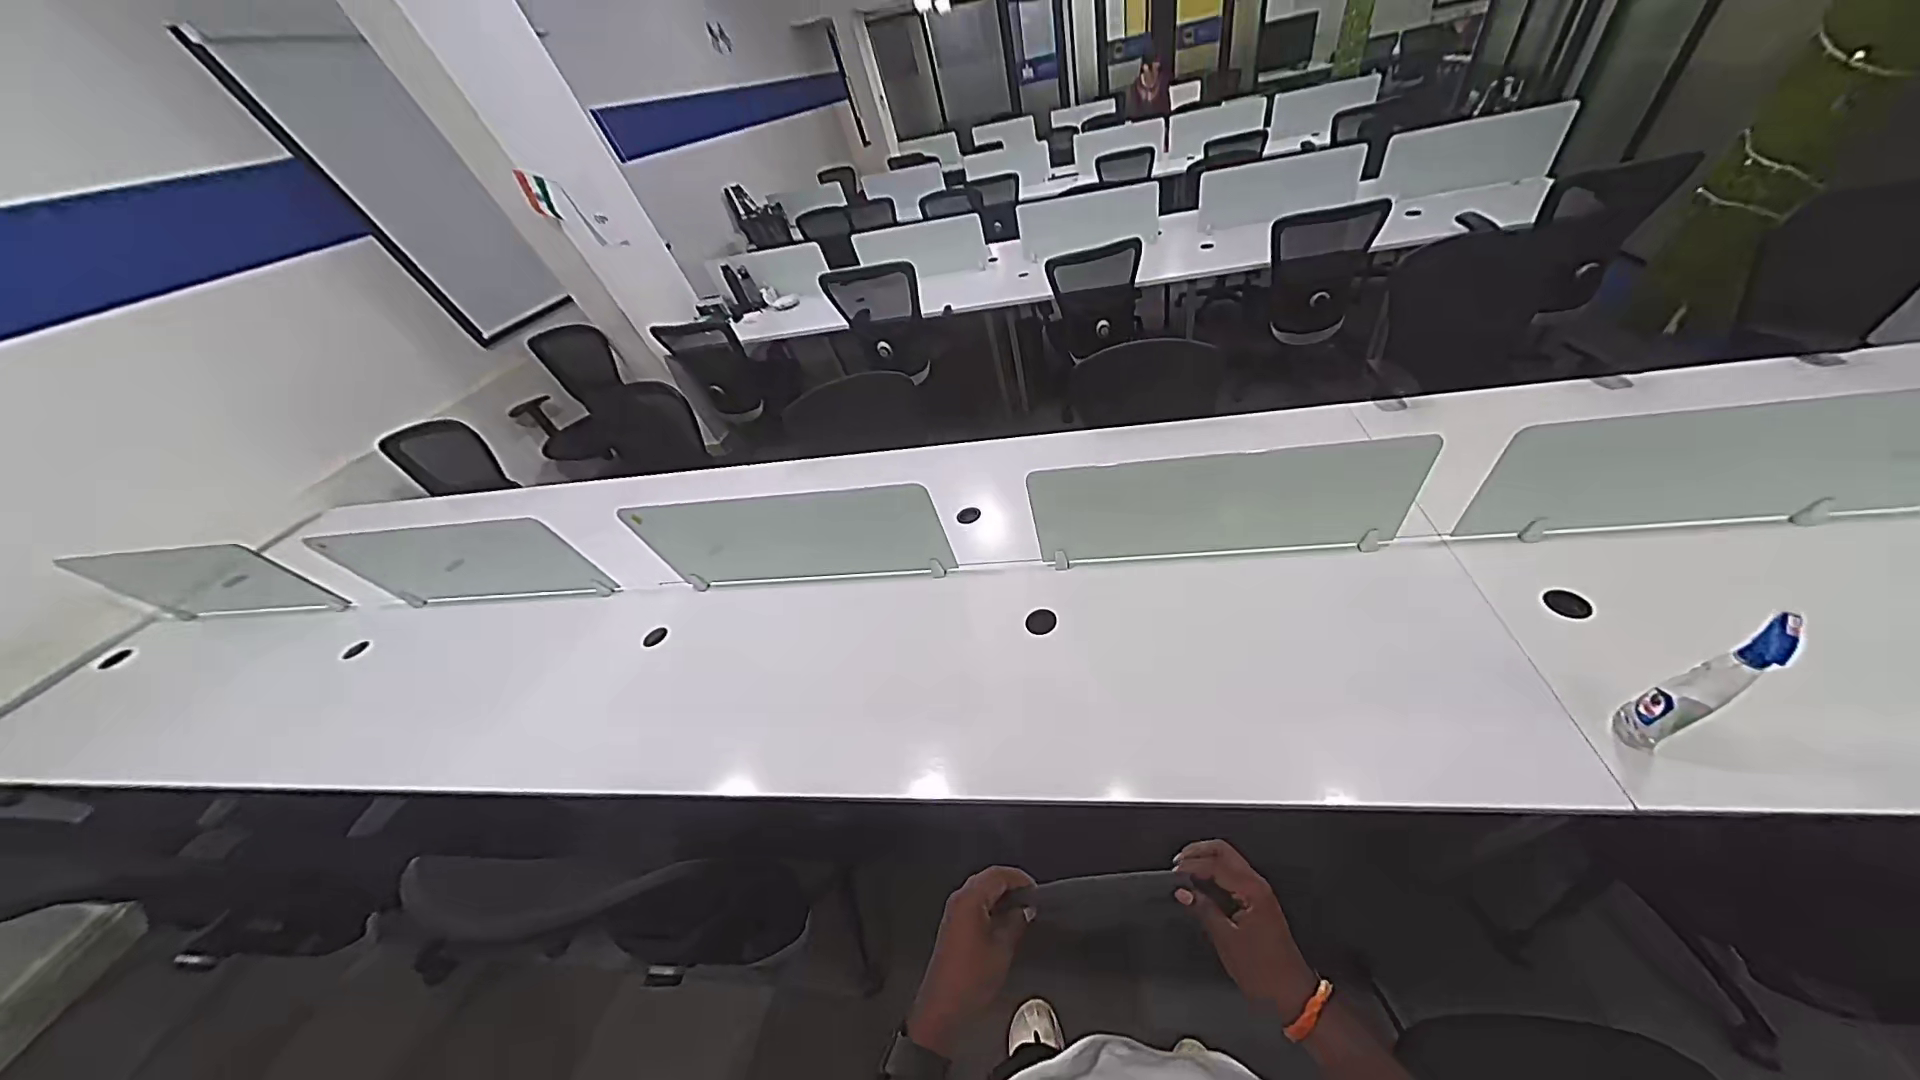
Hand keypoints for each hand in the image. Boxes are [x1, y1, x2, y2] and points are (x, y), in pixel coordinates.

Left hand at [906, 866, 1035, 1056]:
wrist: (943, 1005)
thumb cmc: (969, 978)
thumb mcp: (1002, 948)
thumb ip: (1016, 922)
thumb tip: (1025, 910)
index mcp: (970, 899)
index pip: (997, 874)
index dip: (1019, 878)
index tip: (1034, 888)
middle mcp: (958, 900)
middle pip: (987, 879)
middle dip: (1010, 884)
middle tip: (1029, 897)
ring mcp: (953, 912)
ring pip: (980, 891)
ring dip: (1000, 895)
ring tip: (1020, 908)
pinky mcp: (952, 925)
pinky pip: (974, 904)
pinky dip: (990, 906)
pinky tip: (1003, 921)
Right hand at [1174, 840, 1318, 1015]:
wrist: (1292, 994)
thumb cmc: (1264, 971)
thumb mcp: (1228, 940)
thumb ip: (1204, 910)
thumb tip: (1183, 892)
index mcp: (1253, 891)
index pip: (1216, 865)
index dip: (1192, 866)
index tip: (1174, 873)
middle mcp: (1257, 885)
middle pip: (1223, 851)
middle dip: (1198, 852)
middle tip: (1178, 863)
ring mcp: (1258, 891)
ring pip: (1228, 859)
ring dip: (1205, 860)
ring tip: (1184, 871)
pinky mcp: (1256, 900)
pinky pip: (1232, 874)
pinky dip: (1213, 872)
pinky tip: (1200, 883)